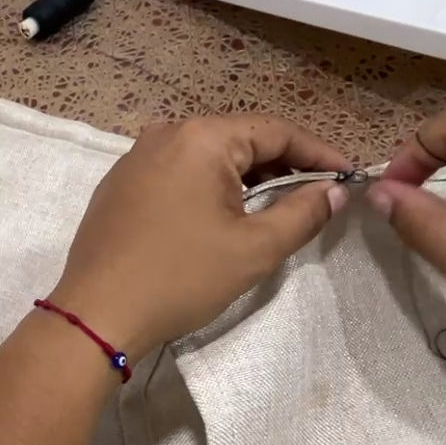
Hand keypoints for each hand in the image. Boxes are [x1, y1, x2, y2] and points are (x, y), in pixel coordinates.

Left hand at [49, 115, 351, 362]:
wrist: (97, 313)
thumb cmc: (180, 277)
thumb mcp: (254, 249)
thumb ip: (303, 213)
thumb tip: (334, 191)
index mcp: (200, 137)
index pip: (275, 131)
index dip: (318, 153)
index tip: (347, 176)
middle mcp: (164, 134)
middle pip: (238, 139)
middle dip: (280, 165)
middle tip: (313, 196)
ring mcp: (134, 159)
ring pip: (205, 157)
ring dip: (242, 179)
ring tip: (271, 208)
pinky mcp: (117, 186)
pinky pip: (174, 174)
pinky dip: (205, 188)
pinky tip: (217, 217)